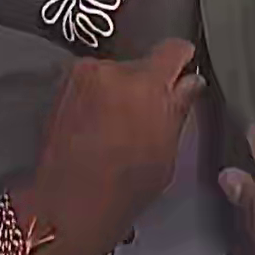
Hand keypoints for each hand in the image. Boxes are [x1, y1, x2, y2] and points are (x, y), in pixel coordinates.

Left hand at [17, 39, 204, 254]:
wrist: (66, 206)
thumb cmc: (123, 187)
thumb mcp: (166, 150)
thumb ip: (179, 106)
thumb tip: (191, 80)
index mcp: (147, 83)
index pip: (173, 48)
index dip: (183, 59)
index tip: (185, 69)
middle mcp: (114, 69)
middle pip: (142, 63)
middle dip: (147, 84)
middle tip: (145, 116)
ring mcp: (84, 74)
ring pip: (115, 73)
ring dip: (119, 89)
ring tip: (114, 125)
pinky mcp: (62, 84)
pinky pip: (91, 81)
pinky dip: (96, 96)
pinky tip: (95, 125)